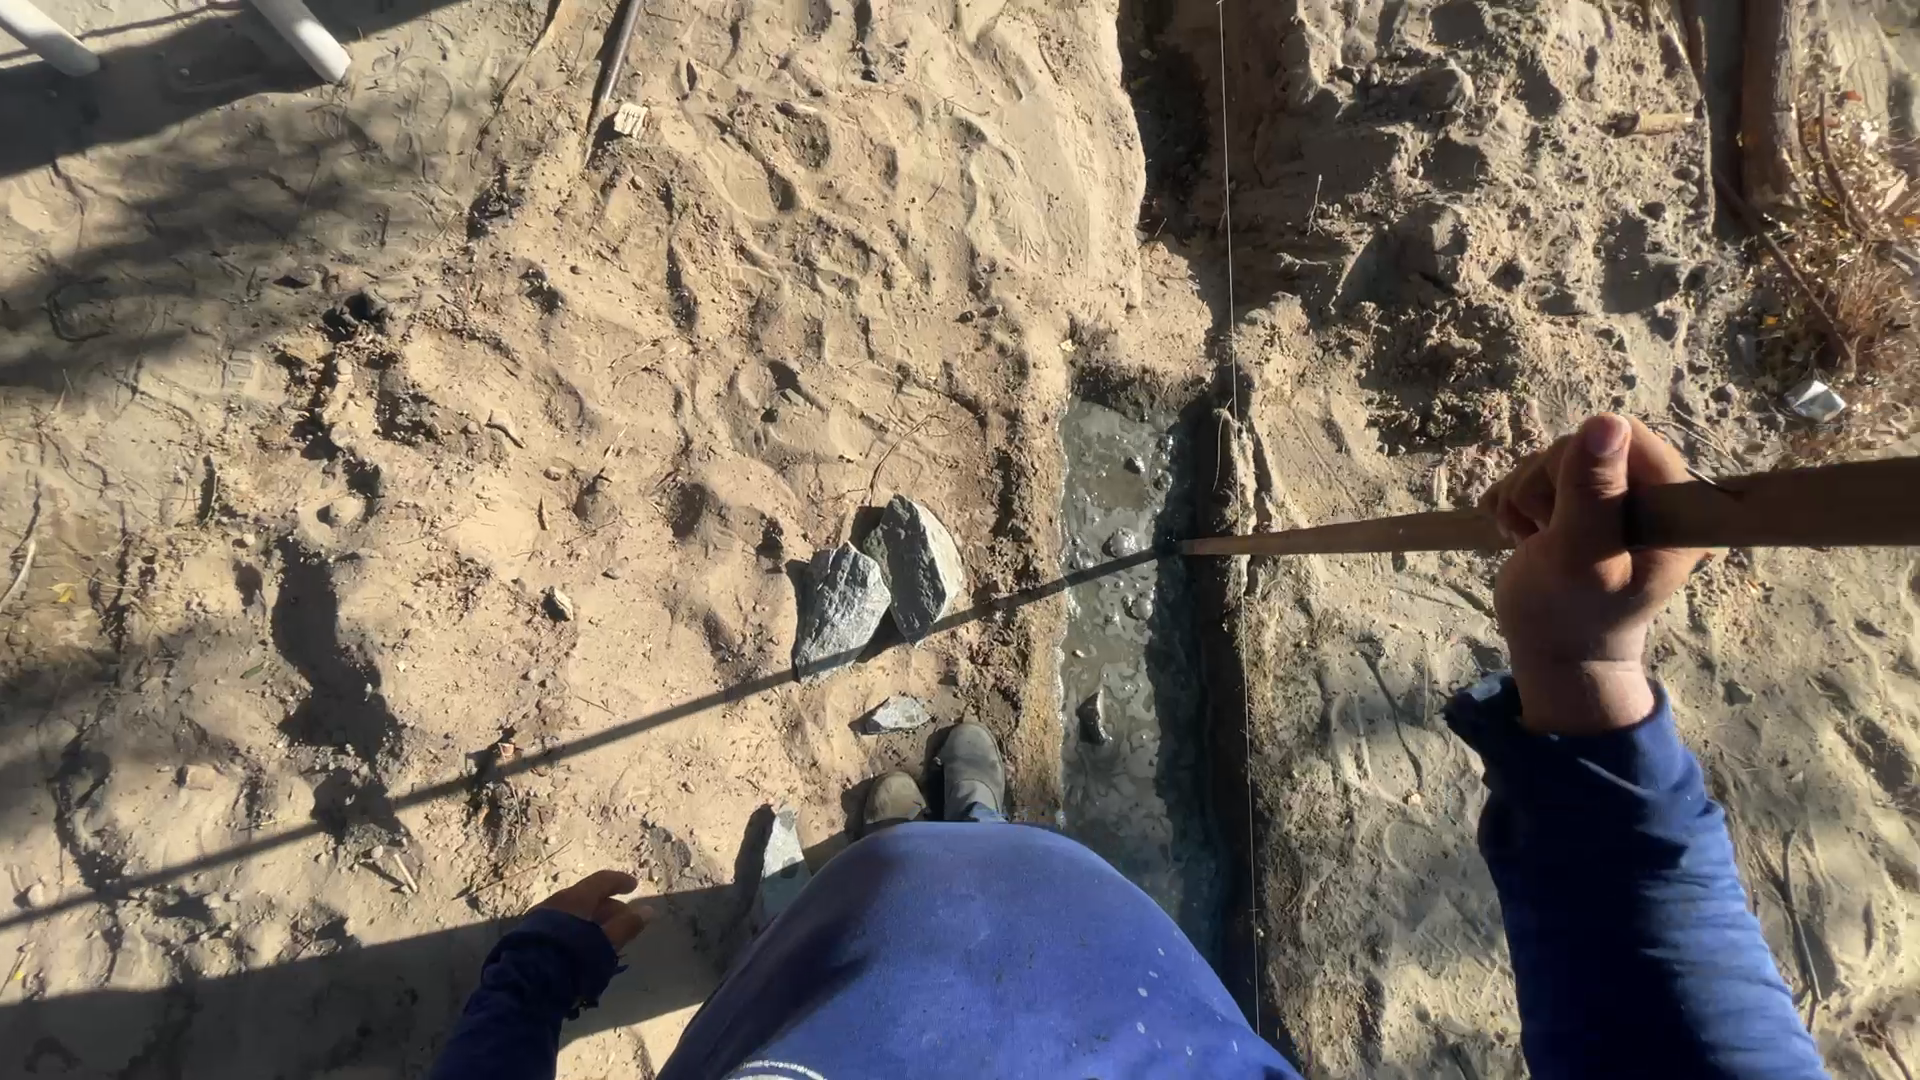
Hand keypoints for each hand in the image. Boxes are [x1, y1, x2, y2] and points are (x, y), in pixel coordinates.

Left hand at [533, 870, 654, 949]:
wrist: (523, 986)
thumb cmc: (571, 958)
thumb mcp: (605, 943)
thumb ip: (627, 925)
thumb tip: (648, 910)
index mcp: (576, 898)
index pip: (602, 880)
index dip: (620, 882)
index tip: (634, 886)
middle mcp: (555, 903)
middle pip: (587, 897)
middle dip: (606, 906)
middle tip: (622, 920)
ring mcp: (537, 921)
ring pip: (571, 913)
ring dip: (589, 920)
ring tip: (601, 937)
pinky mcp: (526, 940)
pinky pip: (557, 926)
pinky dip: (573, 930)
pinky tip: (578, 947)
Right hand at [1478, 414, 1702, 734]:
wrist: (1553, 647)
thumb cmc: (1576, 612)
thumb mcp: (1583, 556)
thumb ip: (1593, 492)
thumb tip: (1603, 422)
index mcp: (1674, 500)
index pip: (1625, 438)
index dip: (1581, 466)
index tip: (1568, 514)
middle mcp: (1644, 491)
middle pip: (1574, 447)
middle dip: (1540, 489)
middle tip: (1545, 534)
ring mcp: (1602, 496)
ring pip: (1541, 461)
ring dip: (1519, 500)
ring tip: (1532, 539)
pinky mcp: (1564, 503)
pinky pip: (1520, 476)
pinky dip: (1506, 504)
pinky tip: (1518, 532)